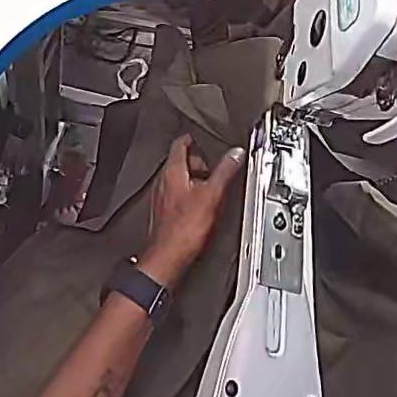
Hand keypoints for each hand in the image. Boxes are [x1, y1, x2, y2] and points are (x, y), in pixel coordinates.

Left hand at [142, 136, 244, 286]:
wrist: (167, 257)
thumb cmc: (183, 229)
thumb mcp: (212, 195)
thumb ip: (224, 171)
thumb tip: (235, 154)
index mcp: (172, 172)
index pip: (179, 144)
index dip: (193, 139)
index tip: (203, 139)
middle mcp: (163, 182)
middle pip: (180, 161)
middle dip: (198, 162)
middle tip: (213, 168)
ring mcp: (161, 197)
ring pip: (179, 179)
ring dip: (194, 179)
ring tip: (210, 188)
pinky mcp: (163, 212)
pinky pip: (177, 195)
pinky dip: (189, 194)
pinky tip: (201, 207)